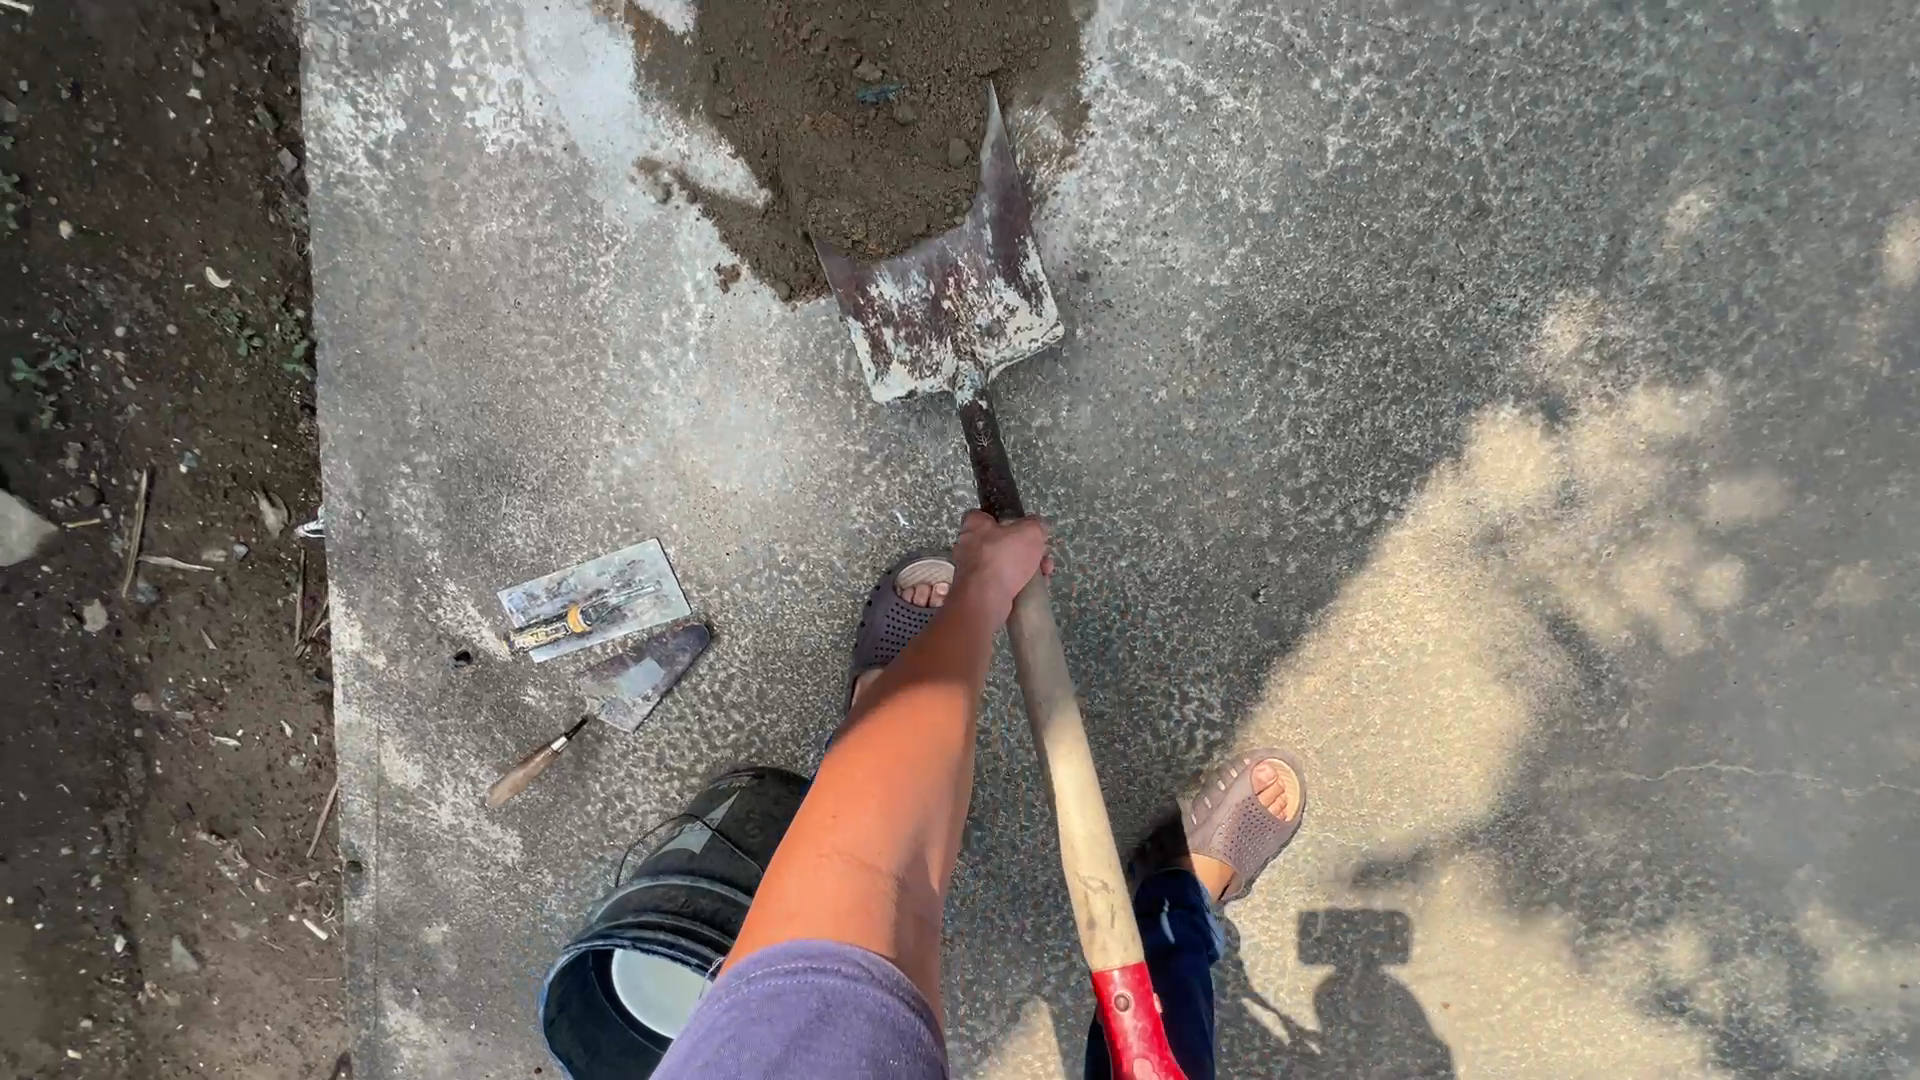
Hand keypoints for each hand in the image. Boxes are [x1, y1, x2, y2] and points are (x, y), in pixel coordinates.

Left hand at [949, 510, 1052, 620]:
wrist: (985, 599)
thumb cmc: (1003, 558)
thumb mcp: (1030, 532)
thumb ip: (1036, 525)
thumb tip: (1039, 527)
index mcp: (974, 526)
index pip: (983, 515)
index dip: (1002, 519)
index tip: (1019, 527)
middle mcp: (968, 547)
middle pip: (1000, 543)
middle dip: (1024, 550)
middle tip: (1041, 555)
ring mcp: (971, 571)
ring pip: (1003, 565)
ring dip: (1026, 569)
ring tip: (1044, 574)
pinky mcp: (978, 592)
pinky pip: (1001, 584)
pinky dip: (1018, 585)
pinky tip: (1034, 589)